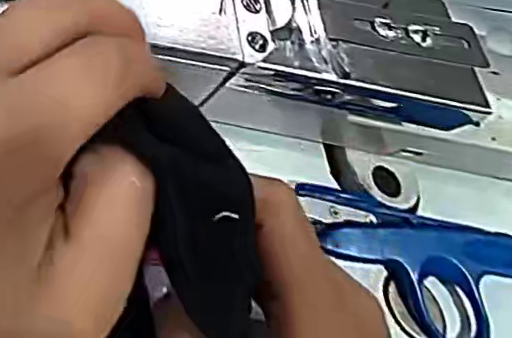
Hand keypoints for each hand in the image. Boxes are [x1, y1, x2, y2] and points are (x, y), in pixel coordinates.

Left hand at [0, 0, 166, 337]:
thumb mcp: (86, 291)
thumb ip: (130, 195)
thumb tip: (125, 120)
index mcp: (2, 130)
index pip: (106, 58)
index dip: (147, 75)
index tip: (153, 104)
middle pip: (72, 5)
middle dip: (121, 32)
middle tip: (134, 81)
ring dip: (83, 30)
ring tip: (92, 82)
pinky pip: (15, 10)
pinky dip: (46, 34)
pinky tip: (45, 78)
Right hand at [155, 175, 387, 337]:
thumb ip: (183, 321)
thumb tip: (155, 276)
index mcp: (325, 296)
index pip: (271, 200)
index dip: (218, 187)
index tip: (170, 199)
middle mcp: (348, 296)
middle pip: (272, 228)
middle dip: (217, 231)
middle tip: (166, 247)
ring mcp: (355, 322)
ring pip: (282, 262)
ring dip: (235, 266)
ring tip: (191, 287)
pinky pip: (297, 295)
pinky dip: (259, 297)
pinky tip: (228, 323)